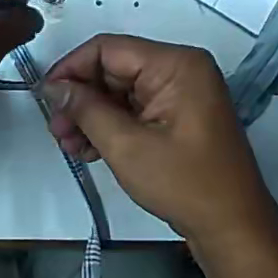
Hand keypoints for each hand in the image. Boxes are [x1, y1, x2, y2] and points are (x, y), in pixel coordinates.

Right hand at [43, 34, 277, 245]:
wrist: (231, 227)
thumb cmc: (186, 184)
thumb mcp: (125, 145)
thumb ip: (84, 109)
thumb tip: (53, 87)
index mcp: (176, 66)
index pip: (107, 49)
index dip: (70, 70)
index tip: (46, 97)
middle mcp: (179, 71)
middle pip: (110, 70)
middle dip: (79, 99)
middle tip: (57, 130)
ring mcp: (178, 93)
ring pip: (115, 91)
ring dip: (88, 116)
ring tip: (70, 145)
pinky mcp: (175, 115)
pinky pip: (130, 108)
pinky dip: (106, 125)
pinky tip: (88, 149)